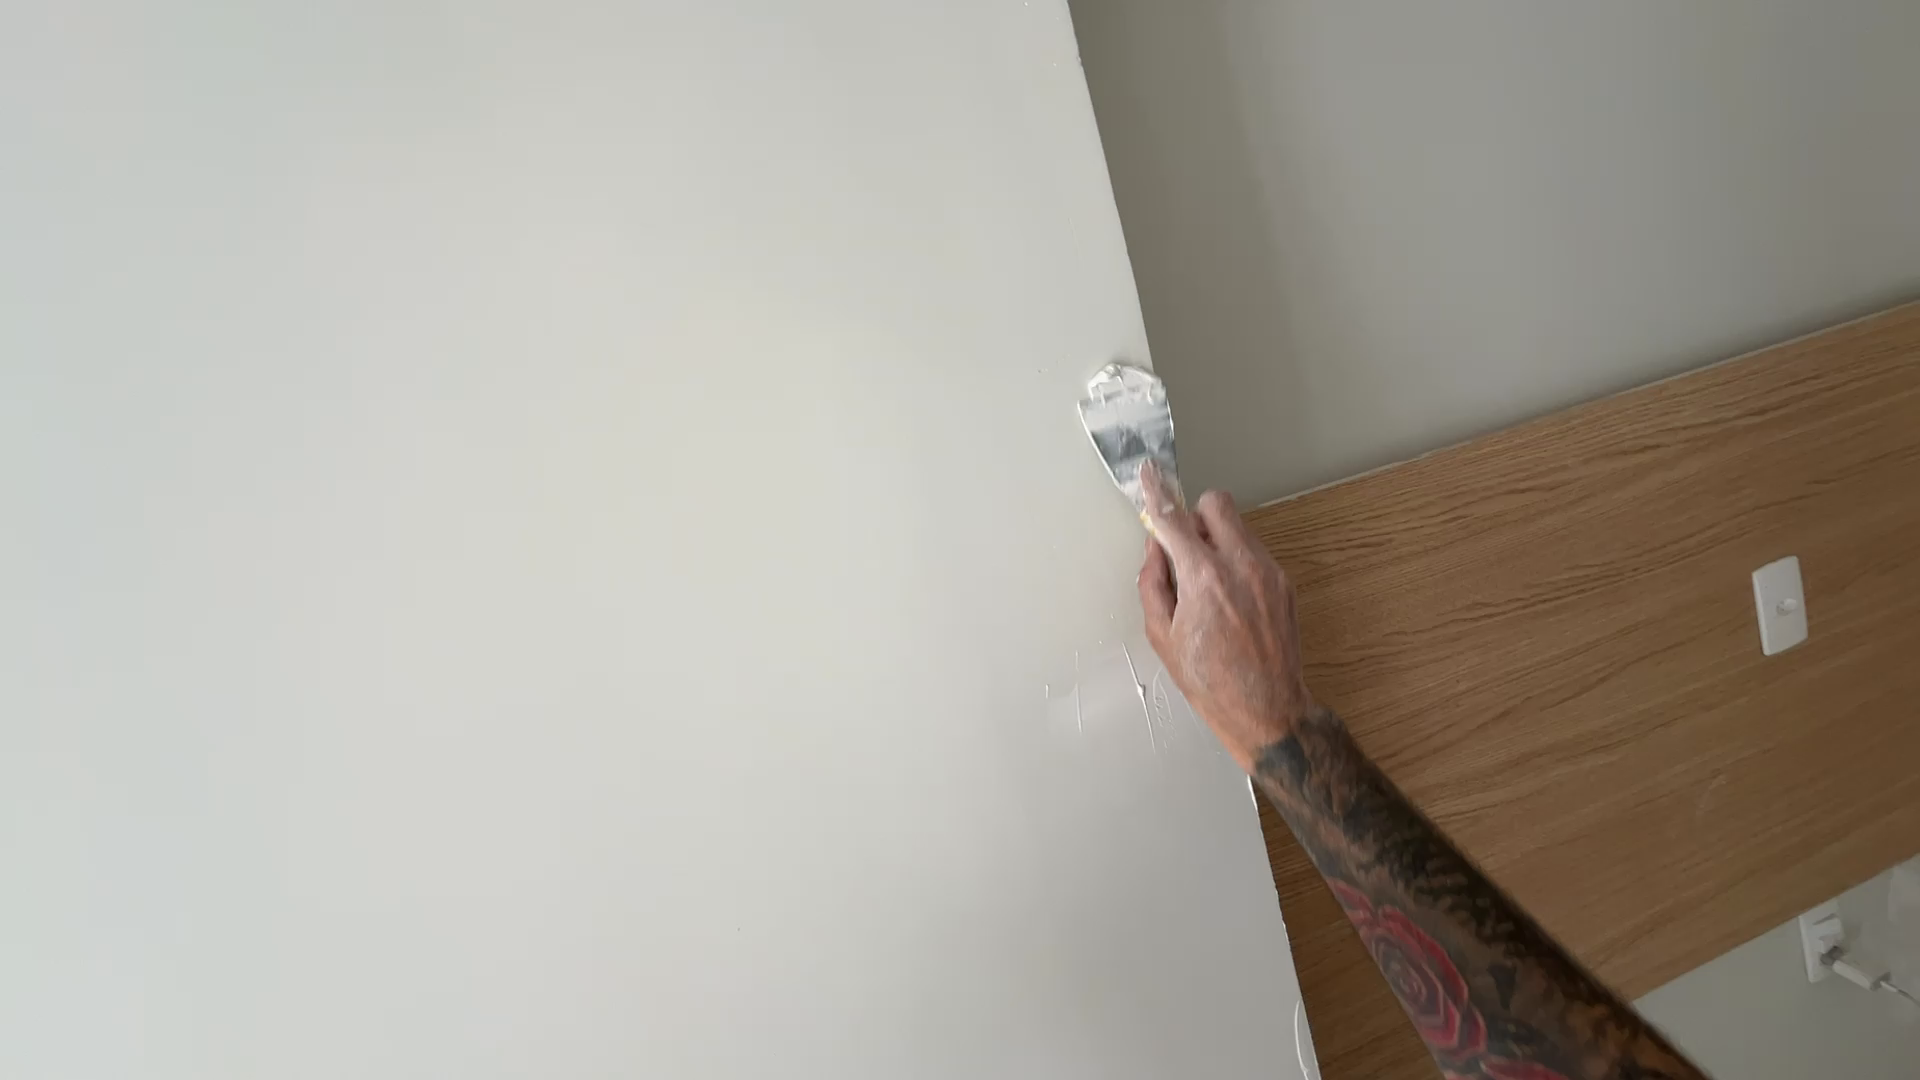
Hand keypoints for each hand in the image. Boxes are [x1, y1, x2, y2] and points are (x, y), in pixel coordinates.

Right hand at [1136, 462, 1314, 770]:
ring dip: (1215, 539)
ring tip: (1206, 584)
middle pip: (1217, 503)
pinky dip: (1234, 559)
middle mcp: (1241, 567)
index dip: (1158, 493)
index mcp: (1204, 579)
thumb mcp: (1162, 634)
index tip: (1150, 473)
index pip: (1174, 520)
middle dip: (1196, 515)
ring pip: (1237, 525)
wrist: (1267, 708)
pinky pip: (1252, 550)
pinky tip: (1228, 597)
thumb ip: (1153, 582)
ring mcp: (1267, 572)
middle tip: (1184, 547)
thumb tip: (1156, 549)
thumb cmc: (1209, 679)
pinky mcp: (1282, 582)